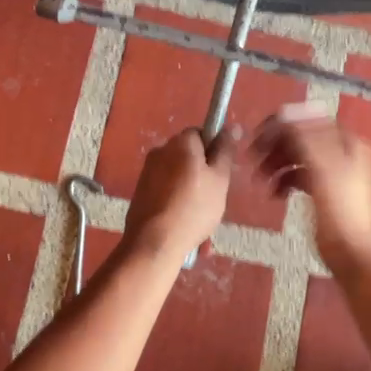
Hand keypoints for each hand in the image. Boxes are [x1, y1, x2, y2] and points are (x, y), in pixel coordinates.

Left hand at [124, 127, 237, 260]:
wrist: (153, 243)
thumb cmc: (193, 208)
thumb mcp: (219, 180)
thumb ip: (225, 151)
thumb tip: (230, 127)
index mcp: (180, 142)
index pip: (201, 133)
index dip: (213, 150)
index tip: (220, 173)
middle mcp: (160, 151)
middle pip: (188, 156)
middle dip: (202, 174)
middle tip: (213, 198)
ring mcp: (147, 172)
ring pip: (178, 177)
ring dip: (190, 192)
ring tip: (201, 220)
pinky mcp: (140, 192)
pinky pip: (165, 192)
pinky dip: (176, 203)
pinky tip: (184, 226)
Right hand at [251, 106, 370, 278]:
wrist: (353, 255)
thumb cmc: (341, 211)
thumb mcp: (323, 168)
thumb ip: (304, 137)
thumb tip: (284, 114)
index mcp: (346, 142)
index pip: (309, 119)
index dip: (282, 123)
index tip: (258, 134)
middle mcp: (341, 152)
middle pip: (301, 137)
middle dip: (275, 145)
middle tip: (251, 156)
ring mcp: (332, 172)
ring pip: (297, 157)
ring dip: (276, 164)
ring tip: (259, 179)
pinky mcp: (323, 192)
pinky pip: (298, 176)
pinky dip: (284, 181)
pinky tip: (274, 194)